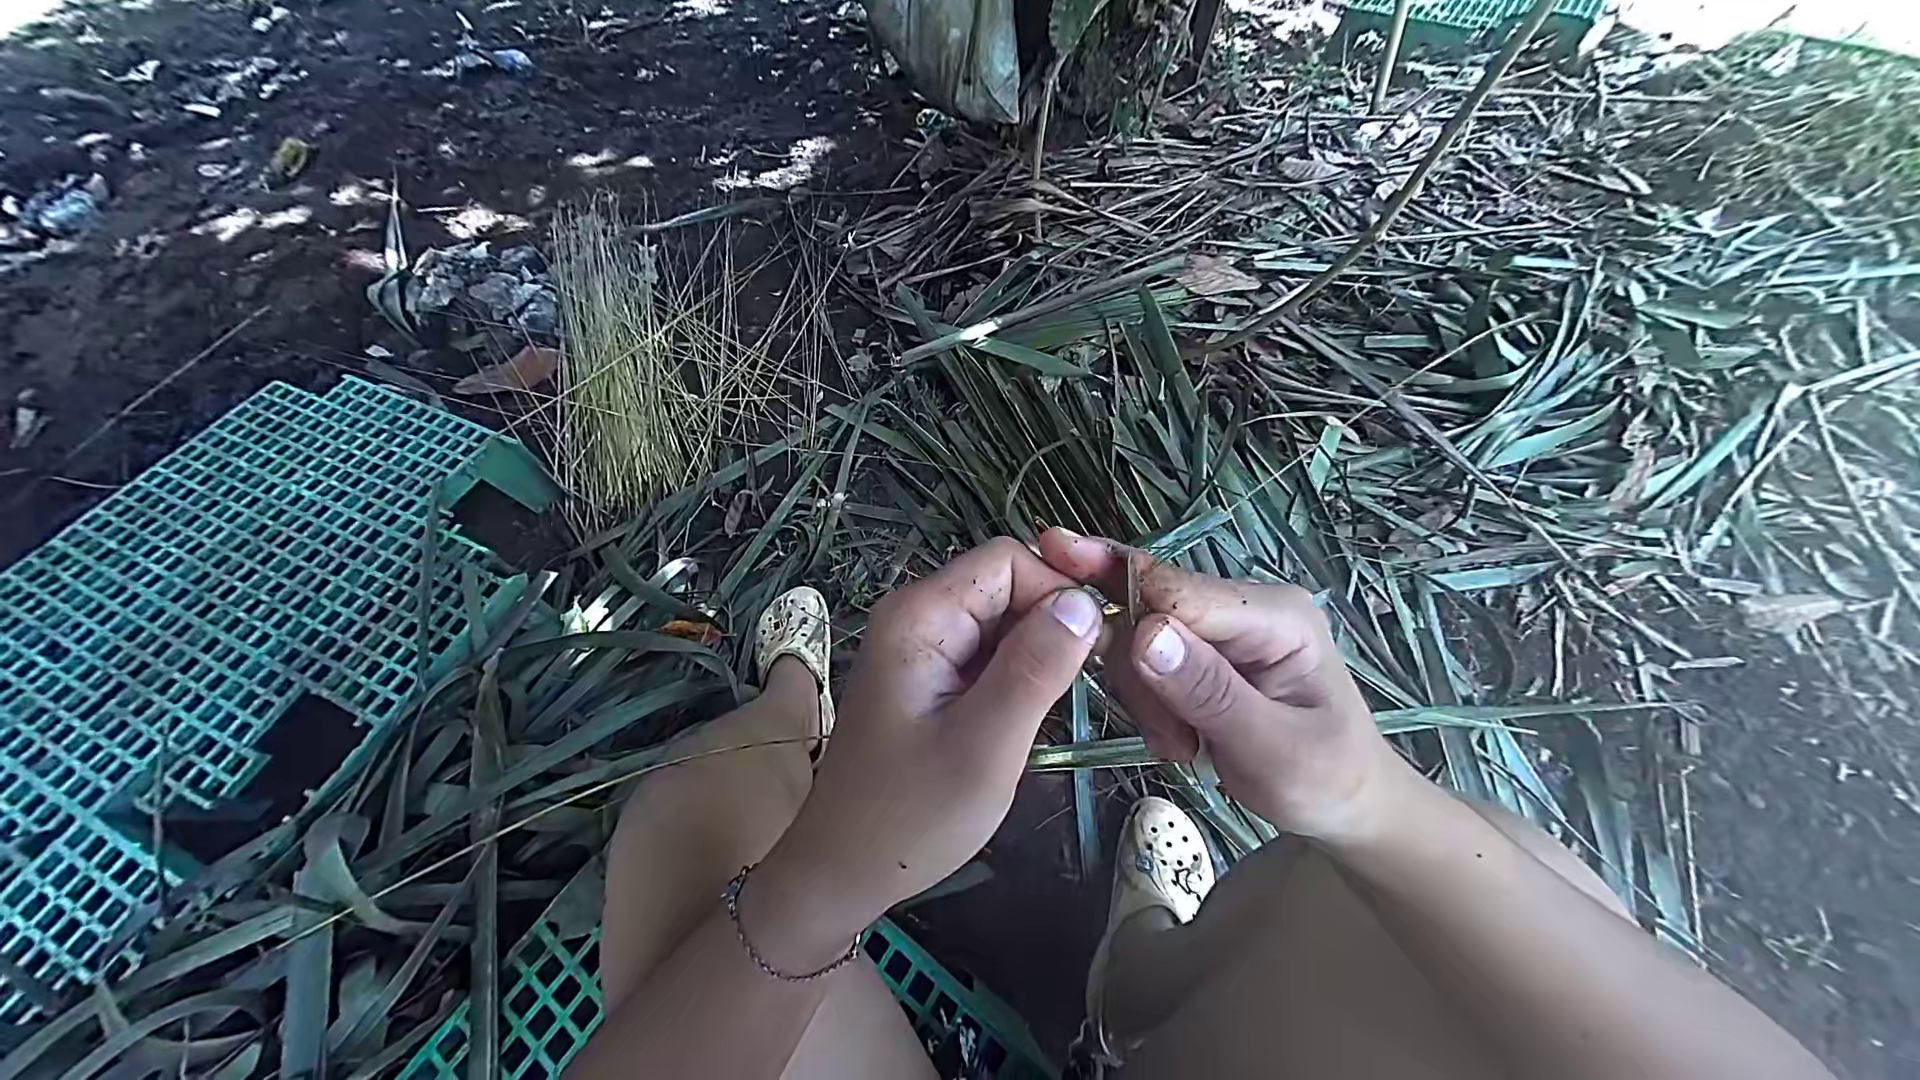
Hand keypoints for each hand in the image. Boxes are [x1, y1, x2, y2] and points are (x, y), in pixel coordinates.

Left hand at [748, 539, 1102, 964]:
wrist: (843, 869)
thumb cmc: (910, 816)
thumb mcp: (986, 744)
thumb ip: (1036, 667)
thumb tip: (1084, 601)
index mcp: (920, 615)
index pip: (1007, 560)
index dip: (1056, 592)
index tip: (1094, 648)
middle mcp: (916, 614)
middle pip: (1005, 584)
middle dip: (1052, 621)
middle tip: (1088, 681)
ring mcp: (921, 643)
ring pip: (1002, 617)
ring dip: (1039, 648)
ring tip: (1060, 701)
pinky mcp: (930, 671)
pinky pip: (988, 648)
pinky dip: (1019, 668)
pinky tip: (1029, 708)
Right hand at [1037, 528, 1406, 839]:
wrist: (1342, 803)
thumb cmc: (1325, 780)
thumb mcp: (1275, 751)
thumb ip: (1210, 692)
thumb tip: (1143, 633)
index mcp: (1272, 612)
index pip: (1177, 590)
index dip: (1114, 588)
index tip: (1055, 601)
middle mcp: (1237, 603)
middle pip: (1145, 606)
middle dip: (1137, 669)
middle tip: (1169, 738)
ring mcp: (1213, 623)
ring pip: (1133, 634)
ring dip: (1142, 693)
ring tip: (1184, 743)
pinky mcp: (1193, 645)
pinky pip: (1138, 655)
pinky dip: (1143, 697)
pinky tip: (1177, 733)